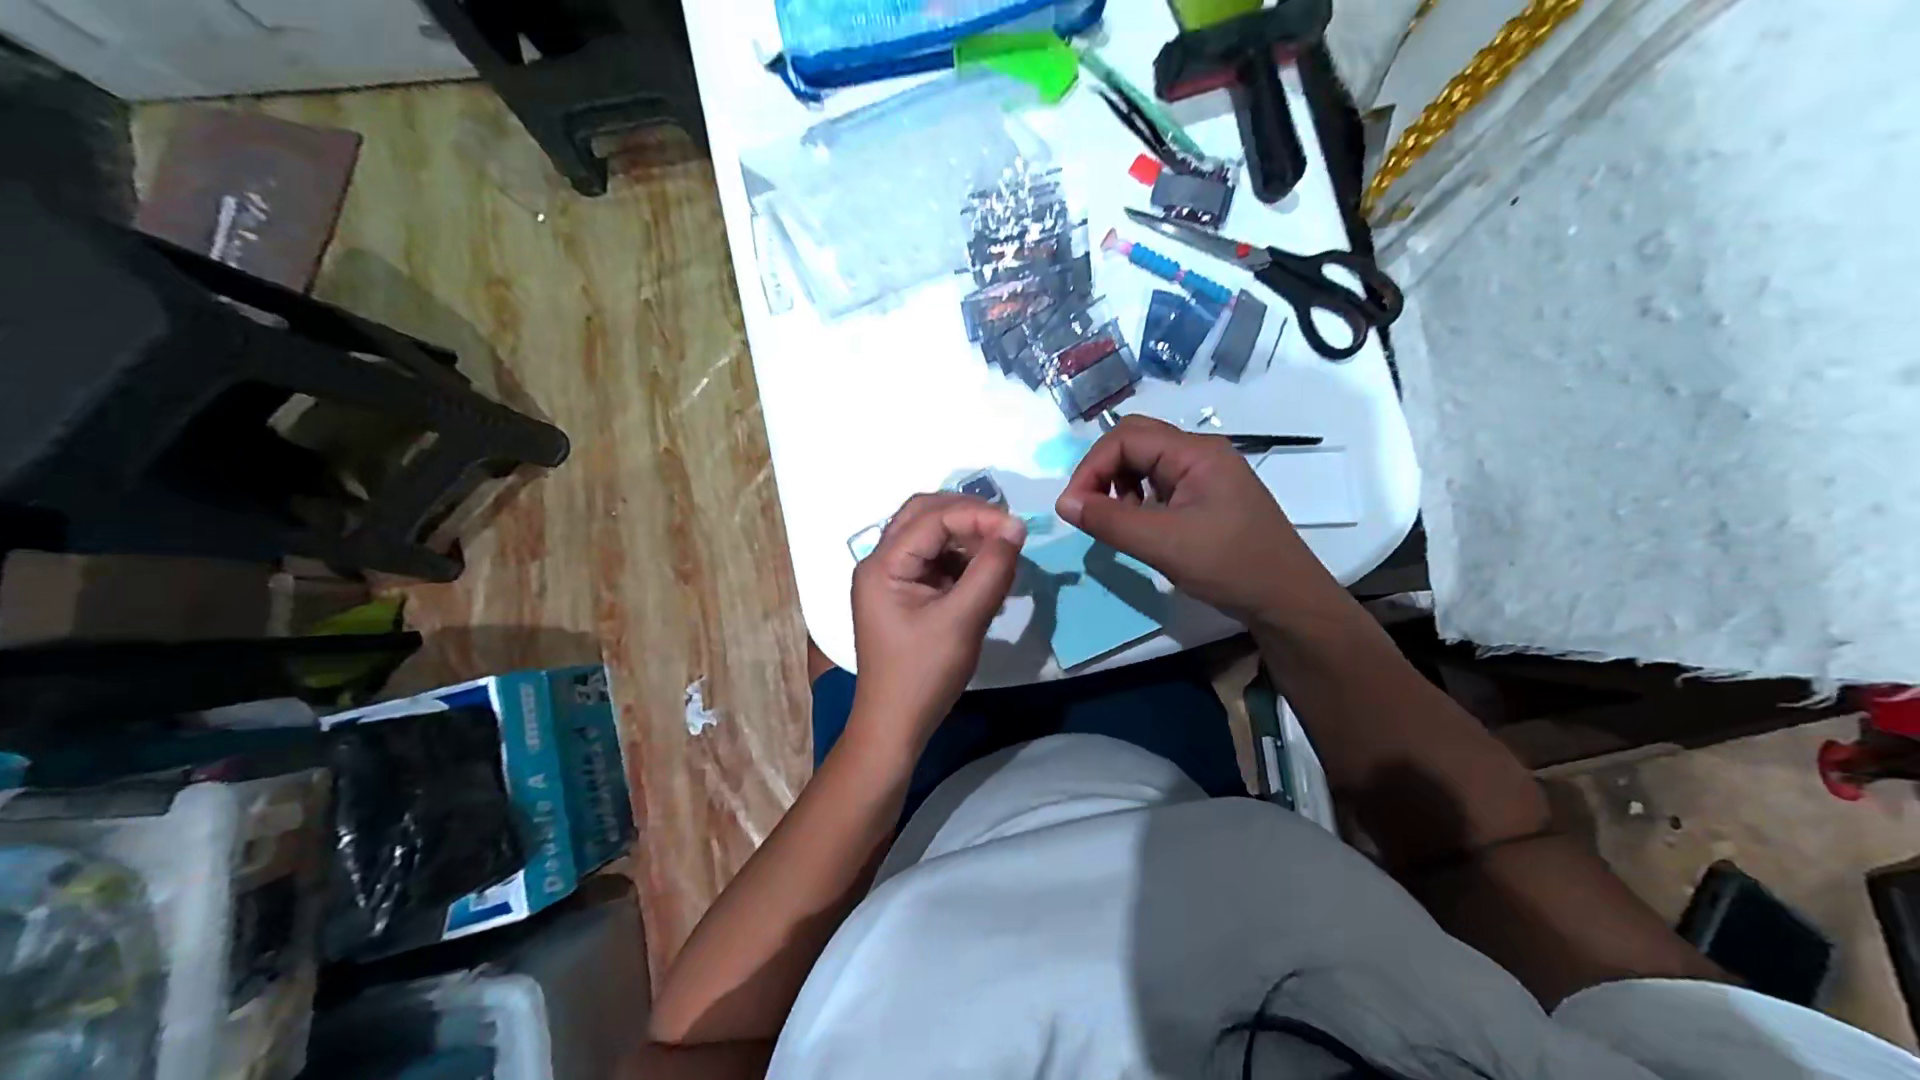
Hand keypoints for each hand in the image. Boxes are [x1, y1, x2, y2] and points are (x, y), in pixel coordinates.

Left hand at [850, 494, 1025, 741]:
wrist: (895, 724)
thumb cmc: (923, 675)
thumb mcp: (962, 621)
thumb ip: (990, 571)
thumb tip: (1015, 527)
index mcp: (882, 565)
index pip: (931, 518)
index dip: (976, 515)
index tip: (1017, 529)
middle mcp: (881, 563)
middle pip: (924, 516)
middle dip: (968, 517)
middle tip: (1006, 531)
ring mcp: (892, 578)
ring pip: (931, 536)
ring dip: (967, 538)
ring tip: (1001, 555)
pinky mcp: (906, 594)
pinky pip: (935, 561)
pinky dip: (962, 560)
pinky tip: (987, 576)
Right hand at [1055, 415, 1346, 625]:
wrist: (1287, 600)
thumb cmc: (1230, 566)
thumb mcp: (1163, 544)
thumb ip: (1109, 521)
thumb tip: (1063, 503)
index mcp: (1196, 453)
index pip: (1126, 438)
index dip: (1092, 467)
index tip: (1074, 508)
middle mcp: (1200, 454)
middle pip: (1135, 442)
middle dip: (1103, 472)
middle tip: (1089, 509)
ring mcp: (1205, 475)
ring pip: (1145, 463)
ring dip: (1118, 486)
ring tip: (1116, 522)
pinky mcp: (1205, 497)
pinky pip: (1159, 484)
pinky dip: (1137, 500)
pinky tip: (1138, 527)